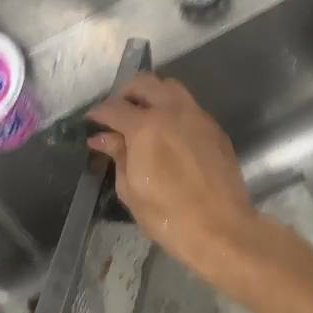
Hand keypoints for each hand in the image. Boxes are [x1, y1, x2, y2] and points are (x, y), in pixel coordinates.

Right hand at [87, 74, 258, 271]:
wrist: (221, 230)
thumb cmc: (168, 217)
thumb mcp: (131, 190)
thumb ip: (118, 156)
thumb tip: (103, 138)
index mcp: (146, 127)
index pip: (114, 108)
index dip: (98, 114)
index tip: (91, 122)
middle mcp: (173, 112)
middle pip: (145, 83)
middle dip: (126, 94)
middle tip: (117, 115)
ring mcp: (198, 117)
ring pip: (171, 88)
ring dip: (153, 96)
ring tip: (144, 119)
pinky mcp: (215, 129)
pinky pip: (190, 107)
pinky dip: (174, 111)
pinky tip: (169, 134)